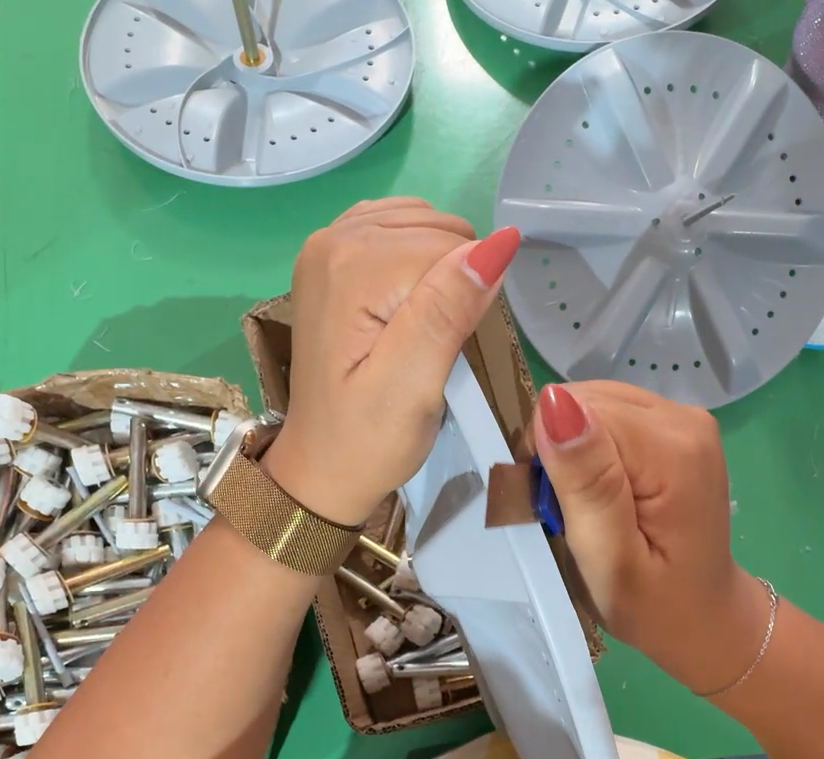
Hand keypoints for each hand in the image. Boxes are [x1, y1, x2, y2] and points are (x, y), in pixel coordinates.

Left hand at [262, 198, 521, 525]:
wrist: (324, 468)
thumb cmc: (370, 439)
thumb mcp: (414, 386)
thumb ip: (449, 310)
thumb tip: (499, 243)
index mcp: (350, 267)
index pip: (448, 248)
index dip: (466, 299)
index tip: (446, 351)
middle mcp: (333, 240)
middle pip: (435, 231)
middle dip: (452, 284)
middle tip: (433, 347)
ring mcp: (327, 245)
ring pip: (423, 225)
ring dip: (440, 271)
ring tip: (424, 329)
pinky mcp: (332, 259)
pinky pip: (397, 229)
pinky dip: (418, 258)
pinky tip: (412, 302)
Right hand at [532, 382, 772, 693]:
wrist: (704, 619)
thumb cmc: (654, 606)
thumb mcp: (610, 560)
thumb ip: (586, 483)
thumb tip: (555, 405)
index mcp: (672, 451)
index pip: (578, 410)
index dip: (550, 453)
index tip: (552, 506)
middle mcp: (685, 419)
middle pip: (587, 400)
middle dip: (560, 448)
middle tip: (568, 510)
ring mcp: (685, 420)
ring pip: (594, 404)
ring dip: (574, 450)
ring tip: (584, 504)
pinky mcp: (676, 428)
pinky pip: (611, 416)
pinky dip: (591, 449)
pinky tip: (600, 489)